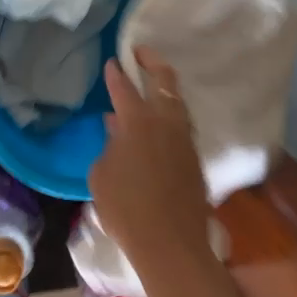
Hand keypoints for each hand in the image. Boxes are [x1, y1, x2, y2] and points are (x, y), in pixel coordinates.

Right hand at [88, 48, 210, 267]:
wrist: (170, 243)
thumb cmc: (125, 208)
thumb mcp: (101, 175)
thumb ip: (109, 146)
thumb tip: (117, 129)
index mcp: (137, 121)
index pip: (124, 87)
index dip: (116, 72)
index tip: (113, 61)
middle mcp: (165, 121)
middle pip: (164, 80)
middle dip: (152, 61)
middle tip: (140, 53)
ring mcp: (184, 139)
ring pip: (177, 102)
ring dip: (165, 89)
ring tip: (153, 87)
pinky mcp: (195, 158)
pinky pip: (182, 126)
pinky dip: (170, 116)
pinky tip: (159, 126)